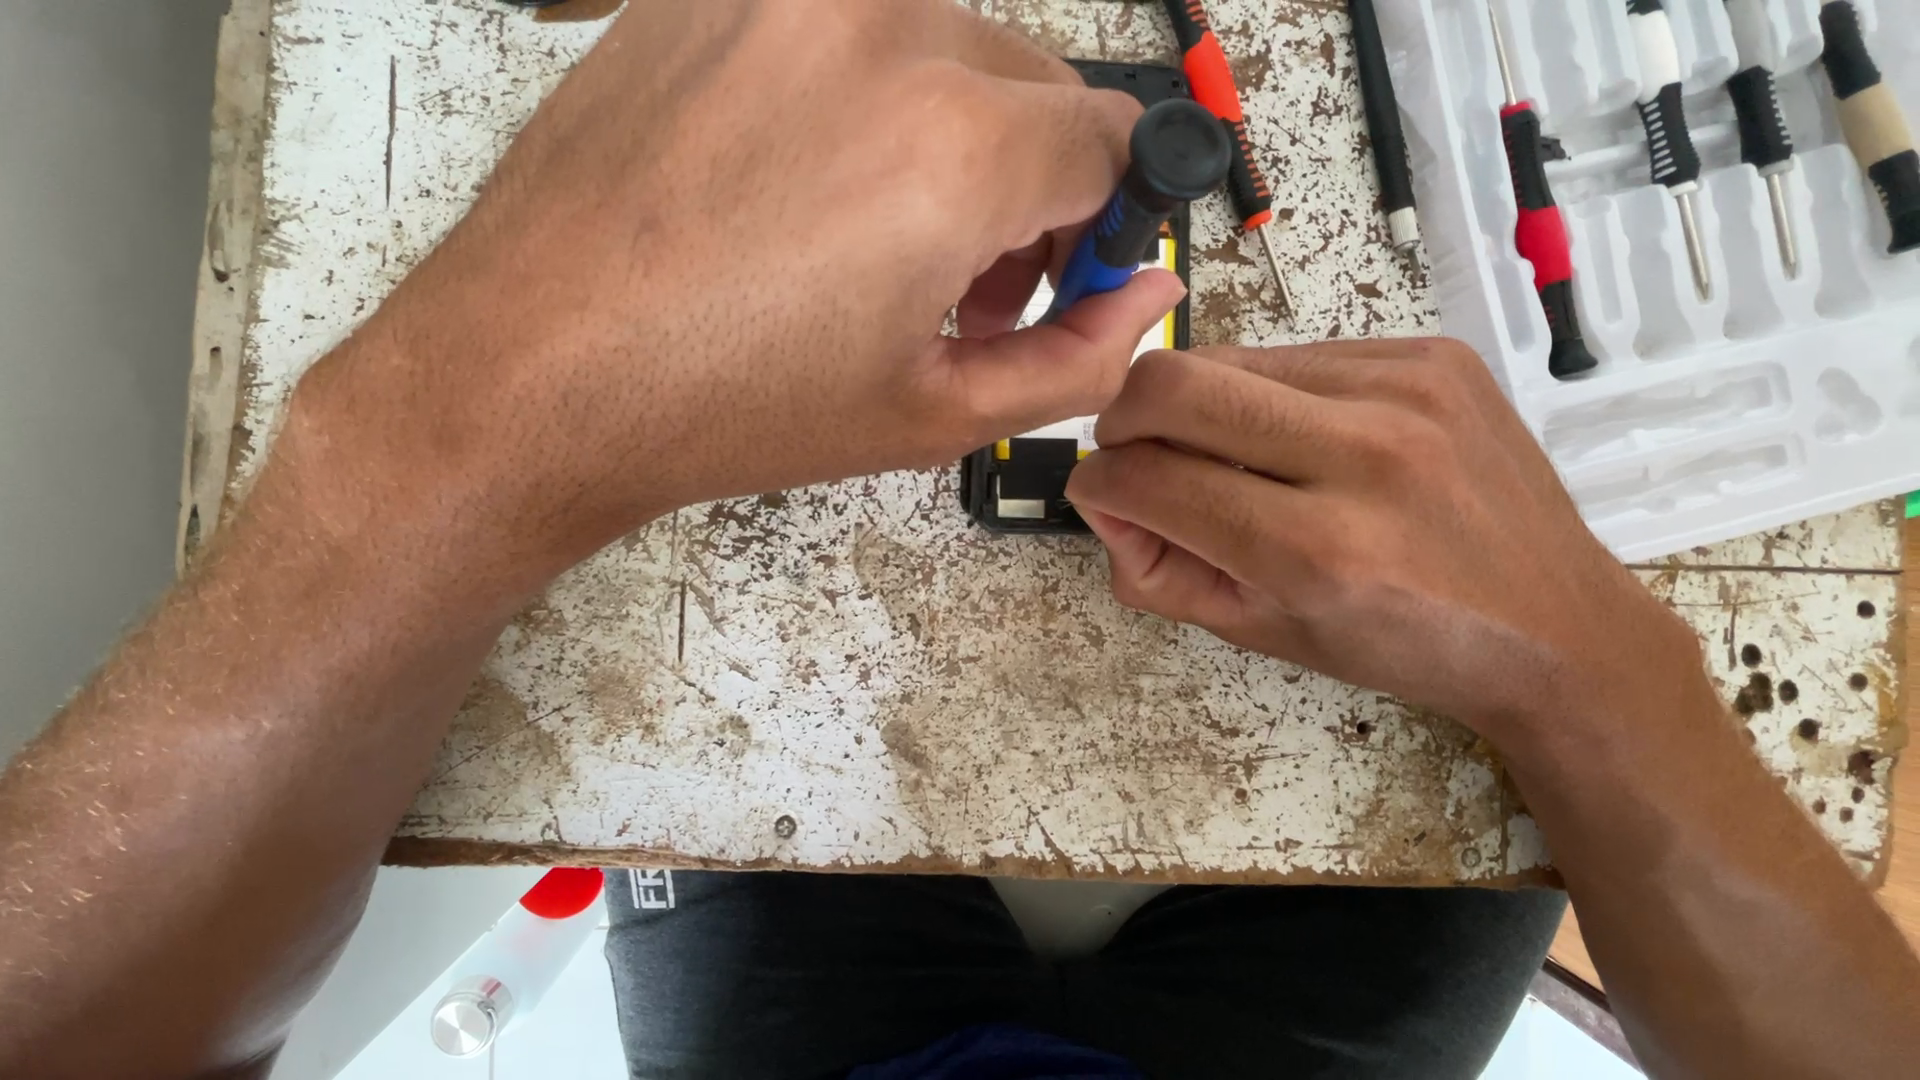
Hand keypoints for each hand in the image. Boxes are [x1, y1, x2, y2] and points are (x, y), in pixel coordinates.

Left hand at [276, 0, 1181, 600]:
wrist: (539, 373)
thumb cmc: (736, 408)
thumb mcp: (935, 417)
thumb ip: (1075, 359)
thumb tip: (1148, 296)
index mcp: (956, 145)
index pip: (1111, 144)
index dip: (1104, 225)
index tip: (1059, 284)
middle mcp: (887, 30)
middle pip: (1039, 89)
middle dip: (1035, 187)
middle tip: (969, 286)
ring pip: (950, 51)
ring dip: (957, 142)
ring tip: (888, 249)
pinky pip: (849, 34)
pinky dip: (869, 104)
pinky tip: (808, 195)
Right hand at [1066, 340, 1700, 738]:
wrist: (1556, 626)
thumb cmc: (1396, 646)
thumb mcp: (1258, 633)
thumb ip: (1155, 571)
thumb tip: (1104, 496)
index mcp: (1317, 550)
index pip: (1148, 479)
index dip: (1099, 486)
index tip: (1104, 497)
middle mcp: (1362, 453)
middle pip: (1170, 383)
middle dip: (1121, 420)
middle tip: (1135, 457)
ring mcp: (1404, 387)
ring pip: (1224, 357)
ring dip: (1192, 407)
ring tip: (1225, 456)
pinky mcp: (1430, 353)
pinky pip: (1291, 354)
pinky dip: (1260, 394)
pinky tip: (1293, 439)